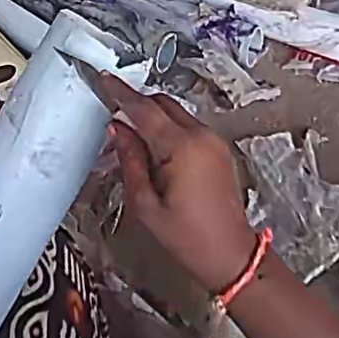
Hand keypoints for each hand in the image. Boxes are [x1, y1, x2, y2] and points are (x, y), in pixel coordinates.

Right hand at [83, 67, 256, 292]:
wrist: (233, 258)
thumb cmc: (188, 237)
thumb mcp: (146, 204)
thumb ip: (130, 160)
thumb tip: (118, 130)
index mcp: (182, 147)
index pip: (144, 110)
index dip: (120, 93)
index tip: (104, 79)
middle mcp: (201, 136)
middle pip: (162, 103)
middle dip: (136, 104)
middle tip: (114, 116)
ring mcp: (214, 141)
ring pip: (175, 112)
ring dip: (152, 117)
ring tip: (132, 139)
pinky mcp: (219, 149)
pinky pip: (187, 126)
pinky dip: (167, 128)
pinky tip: (155, 149)